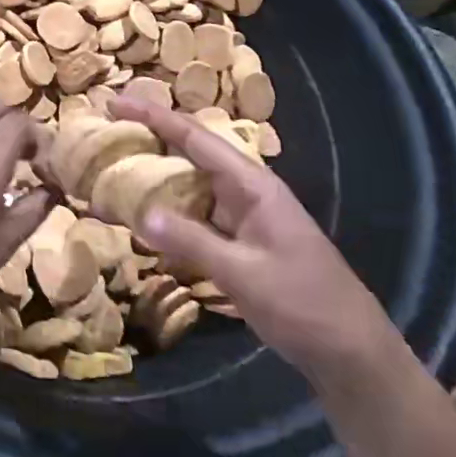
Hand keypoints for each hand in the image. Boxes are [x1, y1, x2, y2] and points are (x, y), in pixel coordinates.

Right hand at [109, 97, 395, 375]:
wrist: (352, 354)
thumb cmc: (304, 305)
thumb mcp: (244, 274)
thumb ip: (192, 242)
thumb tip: (140, 213)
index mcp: (252, 186)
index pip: (195, 138)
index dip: (154, 116)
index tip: (115, 103)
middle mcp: (245, 191)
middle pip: (190, 152)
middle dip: (148, 138)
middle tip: (104, 132)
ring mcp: (242, 216)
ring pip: (189, 182)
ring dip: (153, 173)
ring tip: (112, 165)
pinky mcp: (238, 239)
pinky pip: (194, 212)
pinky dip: (165, 206)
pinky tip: (140, 211)